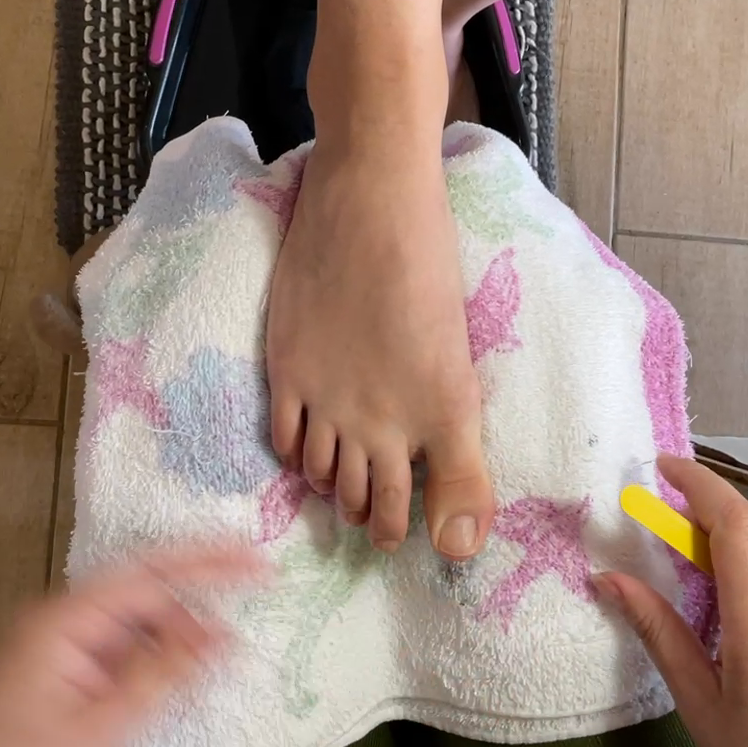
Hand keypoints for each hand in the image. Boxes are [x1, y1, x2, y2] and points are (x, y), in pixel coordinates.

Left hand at [0, 548, 269, 746]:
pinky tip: (177, 675)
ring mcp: (59, 643)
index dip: (207, 561)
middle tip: (251, 595)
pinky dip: (153, 658)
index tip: (255, 560)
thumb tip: (225, 636)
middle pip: (144, 592)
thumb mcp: (97, 730)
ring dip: (176, 633)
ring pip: (135, 622)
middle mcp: (61, 617)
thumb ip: (163, 677)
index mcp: (63, 618)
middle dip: (197, 594)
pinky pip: (120, 649)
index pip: (149, 572)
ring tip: (215, 654)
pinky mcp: (61, 670)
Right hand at [266, 114, 493, 558]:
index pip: (417, 503)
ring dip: (335, 492)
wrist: (373, 203)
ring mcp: (328, 397)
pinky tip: (303, 455)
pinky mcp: (289, 368)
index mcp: (435, 416)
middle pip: (365, 496)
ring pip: (325, 473)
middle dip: (372, 519)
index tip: (404, 536)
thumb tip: (462, 543)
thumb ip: (461, 453)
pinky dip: (296, 457)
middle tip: (373, 527)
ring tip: (341, 497)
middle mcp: (377, 422)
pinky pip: (285, 438)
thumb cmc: (430, 264)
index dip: (407, 528)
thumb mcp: (463, 358)